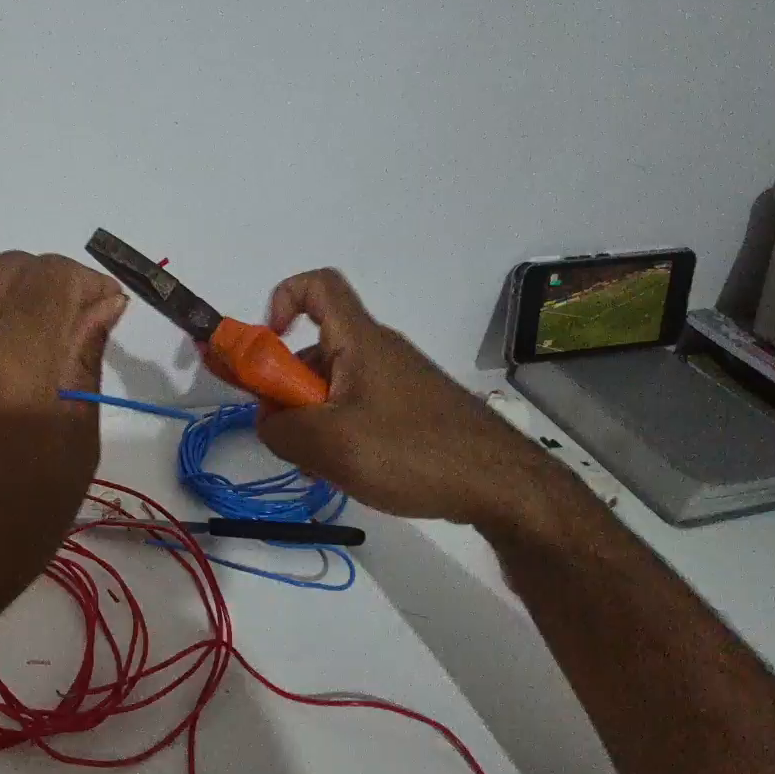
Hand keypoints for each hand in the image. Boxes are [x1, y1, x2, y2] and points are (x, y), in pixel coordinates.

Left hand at [0, 251, 126, 693]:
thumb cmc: (11, 529)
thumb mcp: (71, 450)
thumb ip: (83, 364)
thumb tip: (99, 307)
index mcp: (10, 366)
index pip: (52, 277)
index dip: (89, 283)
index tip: (107, 313)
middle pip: (11, 266)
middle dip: (53, 284)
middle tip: (76, 328)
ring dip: (13, 303)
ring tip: (31, 355)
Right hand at [244, 269, 591, 537]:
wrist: (505, 487)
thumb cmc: (412, 452)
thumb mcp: (328, 445)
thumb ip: (279, 428)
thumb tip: (268, 420)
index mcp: (359, 341)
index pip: (317, 286)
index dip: (282, 300)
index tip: (269, 347)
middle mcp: (378, 352)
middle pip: (316, 348)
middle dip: (288, 388)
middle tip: (287, 435)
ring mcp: (398, 382)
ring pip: (334, 386)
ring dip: (313, 419)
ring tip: (320, 466)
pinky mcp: (413, 411)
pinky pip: (359, 409)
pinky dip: (341, 433)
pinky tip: (349, 472)